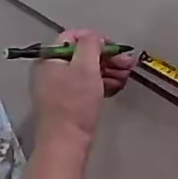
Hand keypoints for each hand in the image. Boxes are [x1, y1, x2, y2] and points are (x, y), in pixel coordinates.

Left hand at [30, 30, 139, 145]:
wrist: (65, 142)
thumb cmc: (74, 102)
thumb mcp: (85, 67)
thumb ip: (90, 45)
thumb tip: (94, 36)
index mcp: (50, 58)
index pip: (72, 37)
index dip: (95, 39)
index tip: (113, 48)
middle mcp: (51, 70)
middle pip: (81, 54)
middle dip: (106, 57)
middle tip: (127, 62)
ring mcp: (58, 88)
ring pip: (86, 71)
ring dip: (108, 70)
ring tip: (126, 75)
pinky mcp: (67, 102)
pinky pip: (85, 86)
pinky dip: (101, 83)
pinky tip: (117, 86)